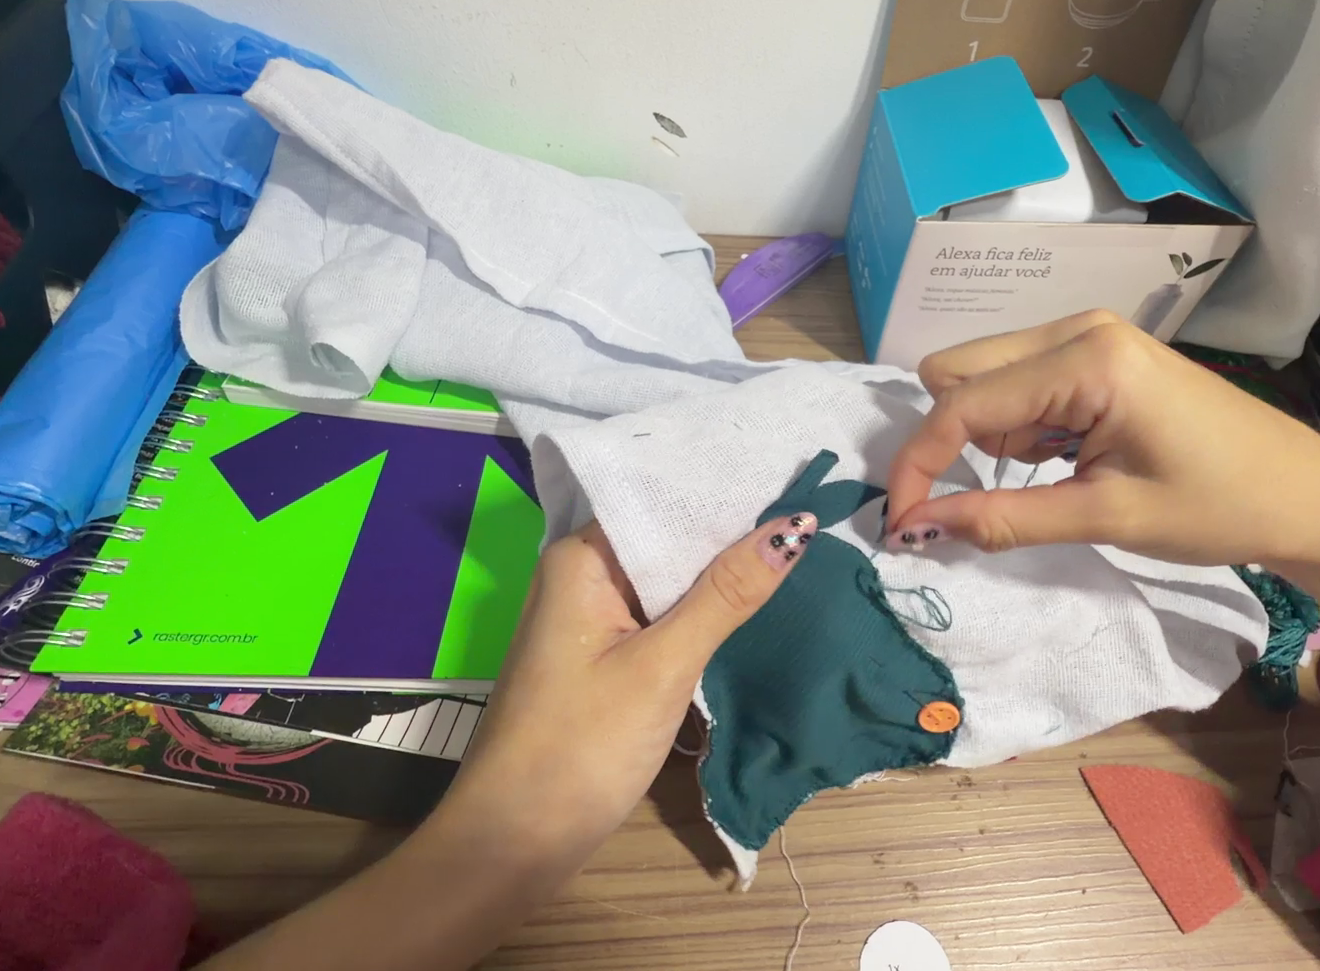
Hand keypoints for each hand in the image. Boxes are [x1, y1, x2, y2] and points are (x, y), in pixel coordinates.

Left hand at [439, 514, 816, 857]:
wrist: (513, 846)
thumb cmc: (580, 747)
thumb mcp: (663, 665)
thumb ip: (728, 594)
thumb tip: (796, 525)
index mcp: (581, 557)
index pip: (660, 499)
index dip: (721, 488)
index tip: (786, 473)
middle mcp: (583, 573)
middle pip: (666, 537)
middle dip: (729, 529)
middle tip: (806, 504)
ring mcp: (593, 615)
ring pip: (668, 577)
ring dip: (720, 570)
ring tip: (795, 538)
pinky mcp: (605, 651)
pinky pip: (661, 611)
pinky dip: (701, 606)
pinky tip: (750, 595)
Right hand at [884, 310, 1319, 568]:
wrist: (1310, 497)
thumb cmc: (1219, 508)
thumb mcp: (1104, 518)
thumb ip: (1000, 519)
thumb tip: (914, 528)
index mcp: (1085, 359)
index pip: (961, 403)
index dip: (919, 463)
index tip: (902, 522)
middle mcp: (1076, 328)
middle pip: (956, 371)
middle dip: (950, 439)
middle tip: (988, 492)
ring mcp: (1085, 334)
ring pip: (981, 374)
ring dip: (984, 432)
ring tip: (1050, 472)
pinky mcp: (1093, 351)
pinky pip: (1015, 380)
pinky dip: (1012, 425)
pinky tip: (1061, 453)